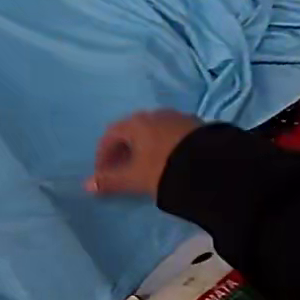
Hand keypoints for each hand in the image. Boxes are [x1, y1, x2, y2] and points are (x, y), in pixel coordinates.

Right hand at [87, 110, 203, 198]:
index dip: (103, 155)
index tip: (103, 175)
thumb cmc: (164, 168)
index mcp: (136, 123)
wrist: (212, 165)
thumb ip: (111, 181)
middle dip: (123, 151)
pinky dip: (162, 148)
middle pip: (131, 131)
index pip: (110, 135)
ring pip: (152, 133)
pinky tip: (167, 164)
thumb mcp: (135, 178)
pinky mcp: (196, 126)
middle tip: (122, 172)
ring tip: (145, 170)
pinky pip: (170, 136)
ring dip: (143, 149)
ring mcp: (177, 118)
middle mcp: (155, 114)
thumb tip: (87, 185)